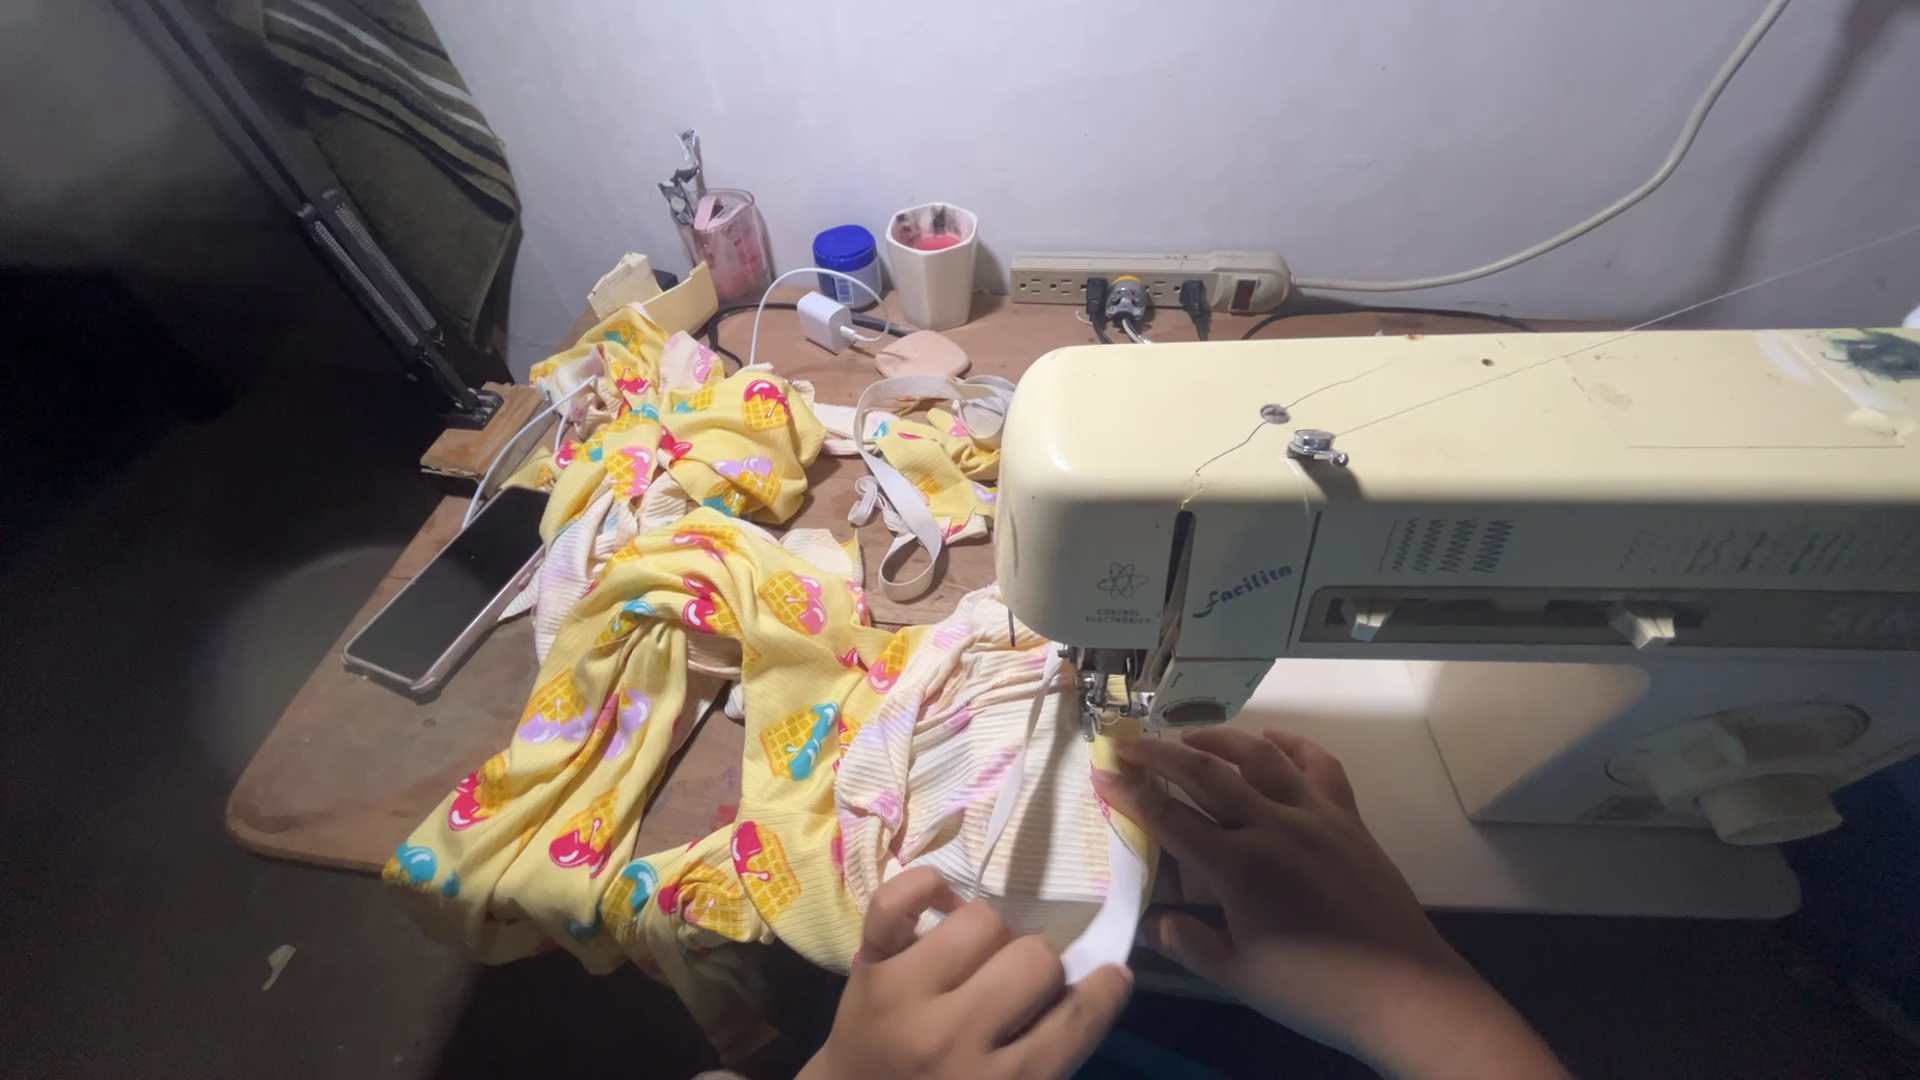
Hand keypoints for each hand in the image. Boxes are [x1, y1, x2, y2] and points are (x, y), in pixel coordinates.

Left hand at [799, 866, 1132, 1079]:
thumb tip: (1088, 982)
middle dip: (1040, 964)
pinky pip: (898, 899)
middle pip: (1033, 960)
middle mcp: (952, 1040)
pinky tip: (944, 904)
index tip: (1112, 972)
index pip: (1072, 1023)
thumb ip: (1045, 1051)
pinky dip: (927, 885)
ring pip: (982, 920)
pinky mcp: (868, 963)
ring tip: (982, 952)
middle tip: (1023, 978)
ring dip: (993, 932)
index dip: (1103, 992)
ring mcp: (905, 994)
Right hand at [1093, 728, 1564, 1079]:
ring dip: (1217, 739)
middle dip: (1159, 753)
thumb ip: (1189, 943)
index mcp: (1239, 868)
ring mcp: (1313, 814)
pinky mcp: (1347, 815)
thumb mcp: (1242, 977)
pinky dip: (1291, 743)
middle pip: (1204, 772)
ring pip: (1257, 756)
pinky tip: (1269, 739)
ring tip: (1189, 738)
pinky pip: (1318, 763)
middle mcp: (1271, 827)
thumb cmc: (1318, 990)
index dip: (1130, 794)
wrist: (1409, 993)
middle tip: (1130, 742)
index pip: (1169, 818)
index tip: (1102, 773)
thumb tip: (1152, 921)